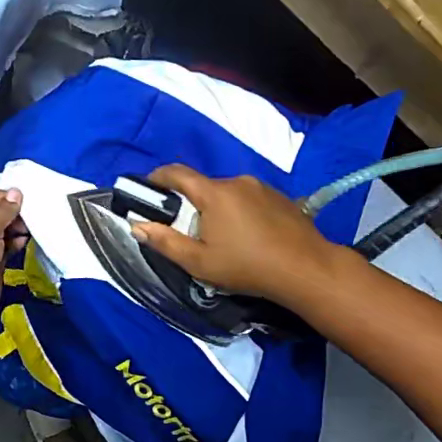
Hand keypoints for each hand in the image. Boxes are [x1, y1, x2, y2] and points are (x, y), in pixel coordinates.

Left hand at [0, 187, 25, 314]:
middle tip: (29, 217)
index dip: (3, 196)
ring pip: (5, 230)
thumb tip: (16, 191)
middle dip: (14, 213)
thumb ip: (4, 210)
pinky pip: (8, 246)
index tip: (22, 200)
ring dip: (17, 228)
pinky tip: (23, 242)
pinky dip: (16, 243)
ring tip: (29, 230)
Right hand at [130, 164, 340, 303]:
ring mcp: (262, 187)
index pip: (178, 173)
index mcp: (214, 193)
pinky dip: (242, 212)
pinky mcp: (281, 197)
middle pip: (204, 187)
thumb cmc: (246, 266)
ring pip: (229, 193)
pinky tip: (249, 237)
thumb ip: (165, 242)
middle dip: (192, 204)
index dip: (158, 177)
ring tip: (224, 239)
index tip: (147, 187)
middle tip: (191, 232)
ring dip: (219, 209)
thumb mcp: (199, 262)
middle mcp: (237, 181)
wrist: (305, 268)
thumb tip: (137, 226)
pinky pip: (250, 199)